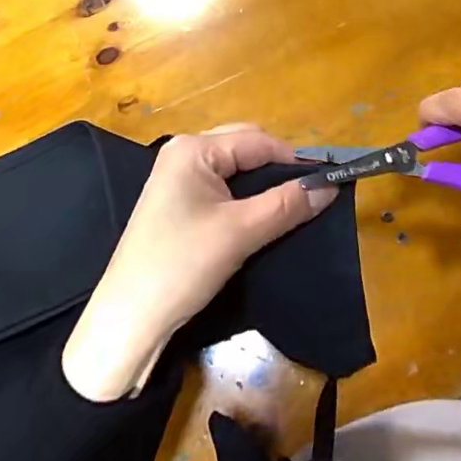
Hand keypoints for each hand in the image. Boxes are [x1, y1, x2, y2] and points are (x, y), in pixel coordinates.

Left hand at [61, 125, 335, 400]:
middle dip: (278, 169)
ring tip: (290, 209)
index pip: (257, 141)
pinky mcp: (177, 203)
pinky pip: (221, 187)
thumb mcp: (240, 233)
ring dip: (263, 185)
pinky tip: (261, 219)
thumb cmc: (182, 265)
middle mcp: (182, 153)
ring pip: (234, 170)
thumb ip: (286, 205)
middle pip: (245, 148)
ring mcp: (177, 178)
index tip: (328, 183)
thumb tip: (330, 186)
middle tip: (309, 199)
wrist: (129, 319)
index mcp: (193, 149)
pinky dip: (245, 198)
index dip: (294, 160)